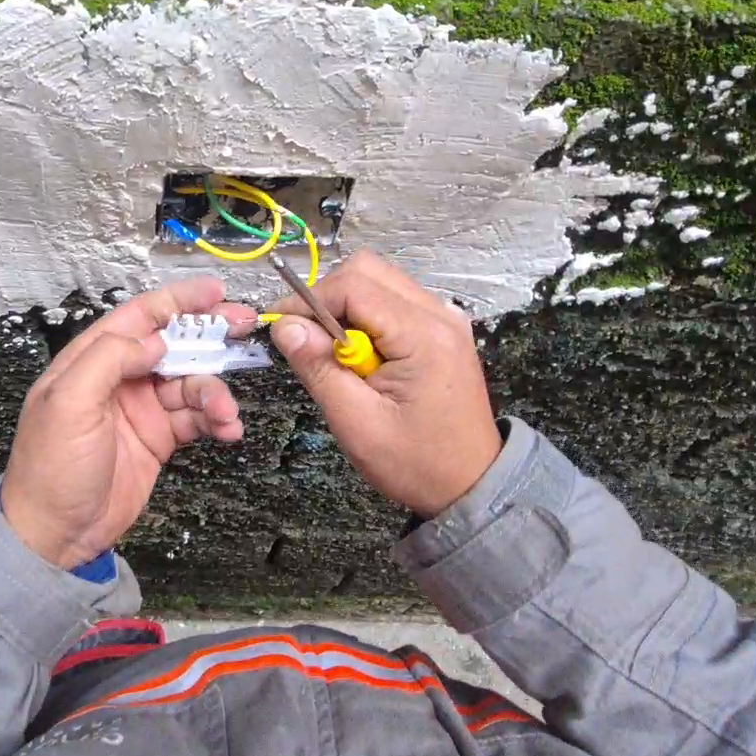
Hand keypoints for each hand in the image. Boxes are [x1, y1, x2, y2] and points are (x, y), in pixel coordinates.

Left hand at [1, 279, 255, 568]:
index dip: (178, 300)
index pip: (139, 316)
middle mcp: (119, 378)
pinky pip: (196, 417)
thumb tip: (154, 339)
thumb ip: (109, 359)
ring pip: (191, 382)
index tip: (214, 291)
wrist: (56, 535)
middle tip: (244, 325)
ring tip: (225, 413)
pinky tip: (227, 430)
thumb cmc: (51, 468)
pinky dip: (216, 419)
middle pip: (173, 343)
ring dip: (214, 392)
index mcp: (91, 360)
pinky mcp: (159, 437)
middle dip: (210, 333)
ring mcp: (141, 408)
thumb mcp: (68, 403)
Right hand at [268, 251, 502, 518]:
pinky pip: (392, 299)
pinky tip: (361, 354)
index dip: (309, 300)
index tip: (282, 328)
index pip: (352, 285)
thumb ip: (319, 368)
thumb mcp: (356, 423)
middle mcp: (439, 313)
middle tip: (309, 340)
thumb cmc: (416, 463)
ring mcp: (444, 317)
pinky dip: (365, 315)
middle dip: (327, 297)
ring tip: (336, 353)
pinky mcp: (441, 327)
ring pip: (378, 279)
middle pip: (367, 269)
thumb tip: (284, 326)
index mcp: (423, 336)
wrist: (472, 485)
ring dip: (345, 306)